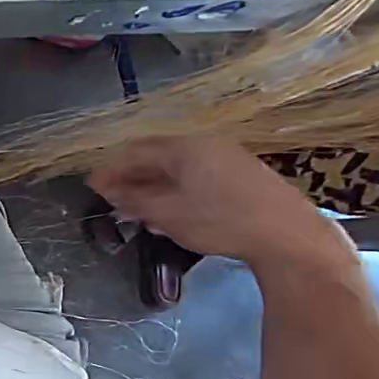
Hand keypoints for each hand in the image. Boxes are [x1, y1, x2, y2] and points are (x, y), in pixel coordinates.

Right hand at [87, 137, 350, 271]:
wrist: (286, 234)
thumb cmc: (220, 222)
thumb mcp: (168, 214)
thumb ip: (134, 200)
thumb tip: (109, 191)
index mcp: (183, 148)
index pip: (135, 152)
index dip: (111, 169)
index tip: (92, 186)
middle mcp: (204, 144)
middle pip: (157, 155)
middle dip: (131, 176)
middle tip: (113, 197)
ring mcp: (226, 156)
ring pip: (177, 166)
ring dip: (153, 184)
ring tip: (138, 208)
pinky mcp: (241, 173)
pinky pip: (196, 173)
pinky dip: (175, 188)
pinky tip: (172, 210)